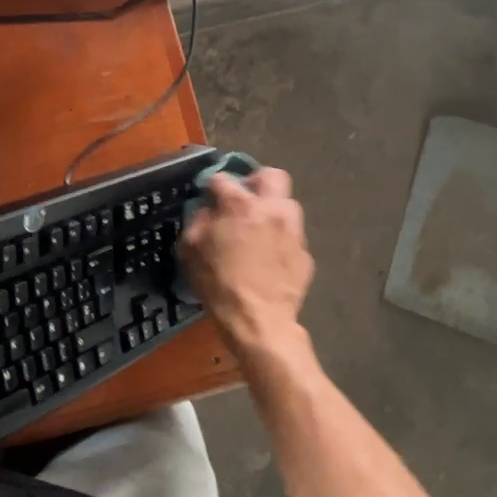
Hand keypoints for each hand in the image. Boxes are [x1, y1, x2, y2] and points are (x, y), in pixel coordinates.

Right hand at [178, 167, 313, 362]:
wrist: (258, 320)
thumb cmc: (218, 284)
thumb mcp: (191, 249)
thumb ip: (199, 220)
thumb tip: (209, 209)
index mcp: (240, 205)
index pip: (223, 178)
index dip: (213, 186)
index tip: (209, 196)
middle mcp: (272, 209)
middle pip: (272, 175)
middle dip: (256, 182)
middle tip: (244, 200)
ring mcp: (293, 230)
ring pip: (287, 204)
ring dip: (272, 210)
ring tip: (258, 230)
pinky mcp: (305, 253)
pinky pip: (291, 235)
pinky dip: (280, 239)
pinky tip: (268, 258)